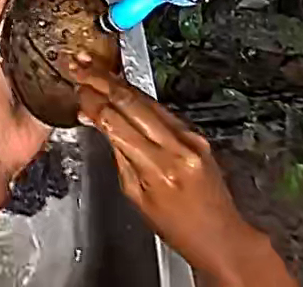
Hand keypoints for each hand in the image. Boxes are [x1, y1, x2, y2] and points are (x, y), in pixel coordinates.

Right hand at [67, 56, 293, 286]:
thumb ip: (118, 154)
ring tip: (93, 66)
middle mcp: (176, 147)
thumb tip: (96, 120)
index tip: (78, 90)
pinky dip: (135, 95)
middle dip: (100, 79)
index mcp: (157, 168)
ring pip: (144, 98)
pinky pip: (159, 107)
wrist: (224, 237)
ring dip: (115, 80)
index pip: (115, 122)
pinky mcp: (195, 132)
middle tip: (80, 65)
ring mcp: (189, 137)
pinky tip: (120, 86)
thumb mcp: (137, 197)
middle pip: (130, 101)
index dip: (92, 102)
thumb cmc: (178, 228)